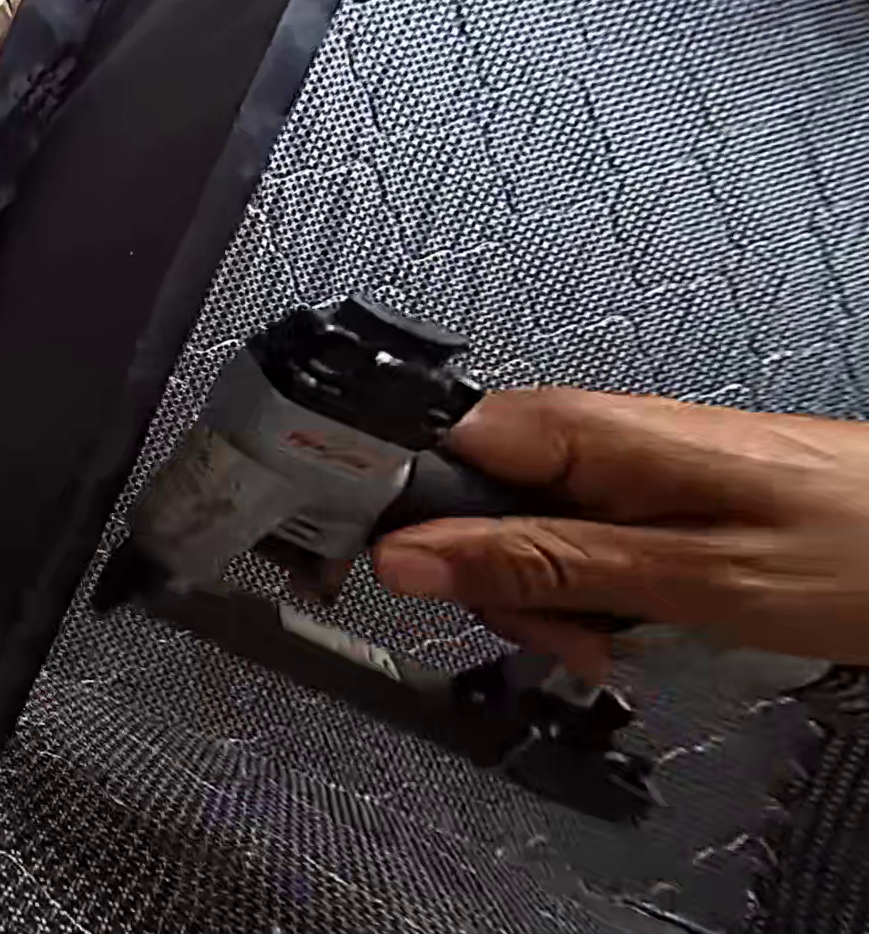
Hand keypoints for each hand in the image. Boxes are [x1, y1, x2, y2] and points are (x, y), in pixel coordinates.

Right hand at [371, 388, 868, 678]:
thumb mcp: (683, 577)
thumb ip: (526, 565)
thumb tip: (392, 562)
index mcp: (548, 430)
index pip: (402, 452)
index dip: (382, 511)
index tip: (388, 574)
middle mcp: (547, 432)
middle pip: (443, 499)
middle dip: (477, 573)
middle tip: (550, 627)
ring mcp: (577, 457)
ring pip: (488, 525)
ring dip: (527, 591)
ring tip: (604, 636)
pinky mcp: (605, 483)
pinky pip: (538, 531)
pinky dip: (563, 585)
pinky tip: (617, 618)